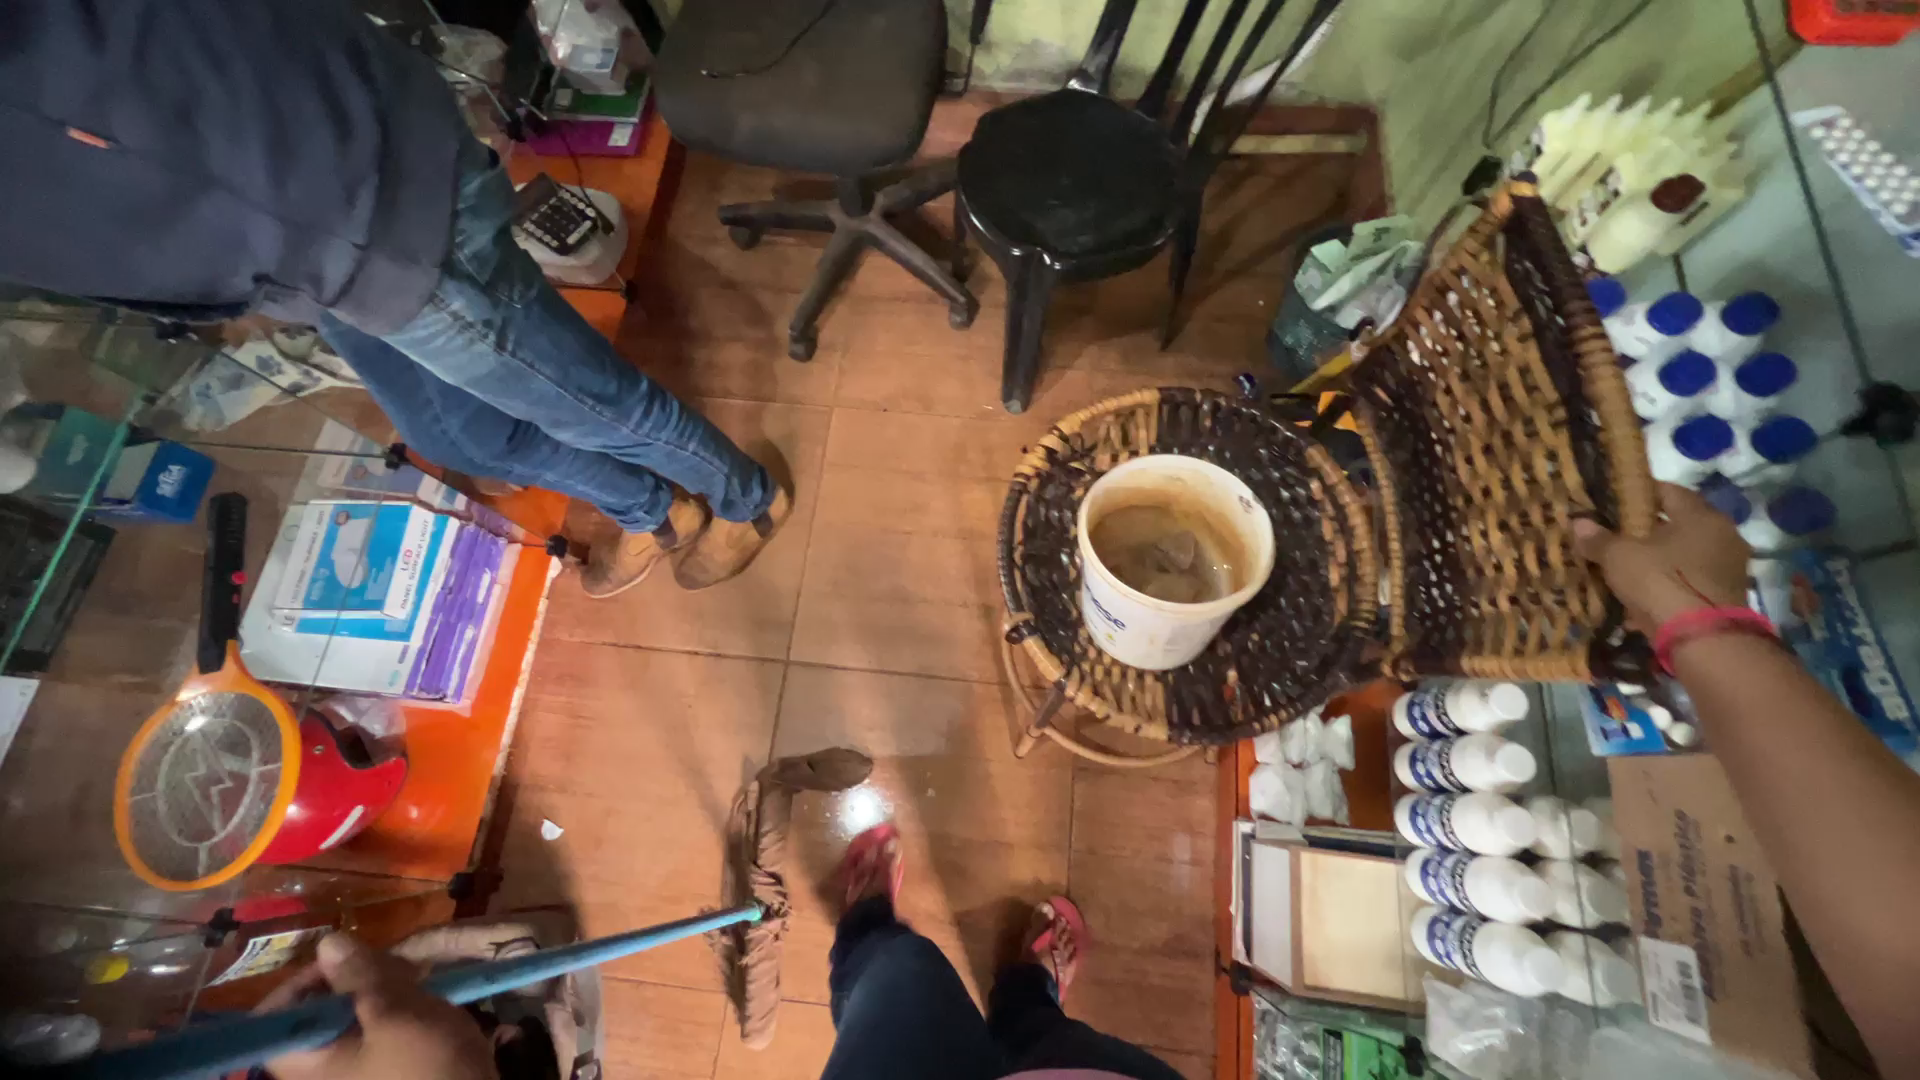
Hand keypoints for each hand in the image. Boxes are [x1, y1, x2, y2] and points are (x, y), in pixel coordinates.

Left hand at [261, 934, 494, 1079]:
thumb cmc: (424, 1067)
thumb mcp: (397, 1013)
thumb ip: (363, 976)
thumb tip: (327, 941)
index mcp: (305, 1063)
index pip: (274, 1018)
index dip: (305, 982)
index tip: (349, 960)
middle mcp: (319, 1069)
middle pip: (318, 1011)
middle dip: (357, 979)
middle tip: (397, 967)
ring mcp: (353, 1069)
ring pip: (353, 1015)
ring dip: (384, 988)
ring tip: (421, 978)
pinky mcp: (384, 1065)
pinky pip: (378, 1027)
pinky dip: (399, 1005)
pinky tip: (428, 996)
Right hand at [1571, 483, 1750, 632]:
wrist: (1701, 635)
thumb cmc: (1660, 580)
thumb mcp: (1618, 556)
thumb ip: (1598, 538)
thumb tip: (1579, 523)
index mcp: (1701, 516)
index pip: (1669, 491)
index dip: (1639, 492)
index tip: (1613, 499)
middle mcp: (1722, 534)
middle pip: (1677, 521)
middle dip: (1645, 526)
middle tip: (1612, 530)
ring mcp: (1727, 564)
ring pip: (1682, 550)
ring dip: (1656, 553)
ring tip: (1622, 560)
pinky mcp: (1723, 591)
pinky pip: (1687, 574)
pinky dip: (1666, 575)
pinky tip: (1640, 584)